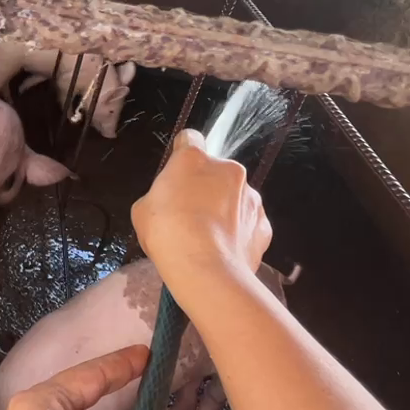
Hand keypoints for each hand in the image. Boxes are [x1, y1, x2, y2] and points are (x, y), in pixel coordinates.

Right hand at [131, 129, 270, 283]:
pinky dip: (239, 232)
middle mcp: (228, 169)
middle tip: (188, 213)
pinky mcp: (266, 225)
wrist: (205, 271)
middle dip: (204, 186)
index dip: (181, 153)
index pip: (190, 138)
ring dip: (224, 208)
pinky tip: (225, 250)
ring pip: (235, 196)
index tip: (176, 173)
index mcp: (194, 158)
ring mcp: (252, 197)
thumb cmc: (166, 232)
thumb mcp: (143, 208)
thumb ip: (161, 196)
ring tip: (209, 238)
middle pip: (214, 171)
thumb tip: (172, 204)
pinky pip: (249, 222)